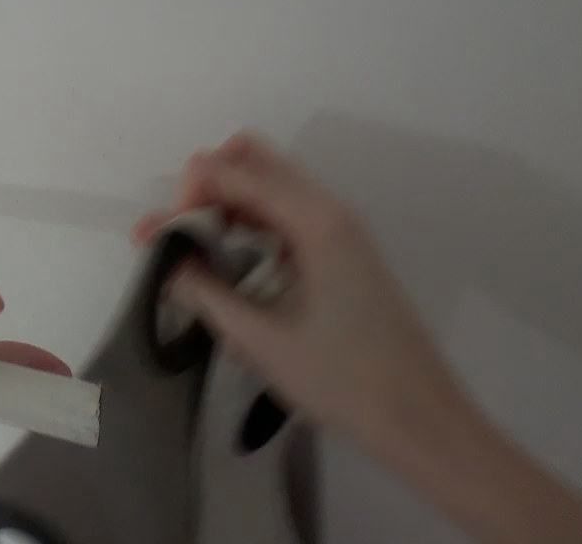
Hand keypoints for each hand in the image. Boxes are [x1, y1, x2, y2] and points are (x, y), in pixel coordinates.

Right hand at [136, 132, 467, 464]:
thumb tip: (155, 249)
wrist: (426, 426)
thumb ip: (198, 286)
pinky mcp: (339, 248)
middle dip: (206, 182)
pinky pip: (281, 207)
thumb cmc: (342, 380)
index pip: (232, 171)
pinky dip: (246, 216)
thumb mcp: (257, 336)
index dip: (189, 195)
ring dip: (224, 198)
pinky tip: (230, 259)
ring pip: (265, 179)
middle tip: (185, 229)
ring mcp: (337, 227)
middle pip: (251, 156)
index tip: (167, 239)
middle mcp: (328, 209)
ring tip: (198, 246)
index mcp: (315, 221)